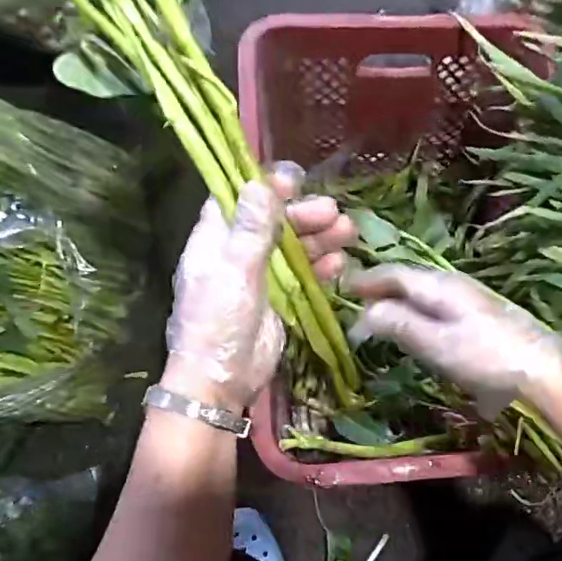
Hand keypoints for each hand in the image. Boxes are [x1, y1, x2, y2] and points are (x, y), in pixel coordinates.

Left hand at [163, 161, 356, 411]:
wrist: (221, 381)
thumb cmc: (218, 322)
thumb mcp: (233, 271)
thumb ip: (250, 229)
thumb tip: (260, 182)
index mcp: (215, 241)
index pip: (238, 200)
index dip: (265, 186)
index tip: (295, 179)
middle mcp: (236, 254)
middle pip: (273, 223)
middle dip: (303, 215)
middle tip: (333, 212)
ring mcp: (259, 279)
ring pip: (292, 249)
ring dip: (318, 239)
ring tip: (347, 232)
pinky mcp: (279, 302)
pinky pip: (303, 278)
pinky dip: (320, 269)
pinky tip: (340, 263)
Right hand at [346, 266, 561, 415]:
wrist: (540, 372)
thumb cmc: (485, 357)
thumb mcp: (436, 344)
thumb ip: (399, 325)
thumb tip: (363, 314)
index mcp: (439, 286)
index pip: (395, 273)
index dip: (367, 280)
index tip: (342, 289)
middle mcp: (452, 285)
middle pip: (408, 279)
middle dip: (380, 288)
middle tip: (355, 302)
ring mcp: (467, 299)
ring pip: (422, 292)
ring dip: (396, 299)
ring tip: (376, 314)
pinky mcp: (477, 317)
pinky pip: (434, 305)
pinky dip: (414, 311)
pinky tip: (412, 327)